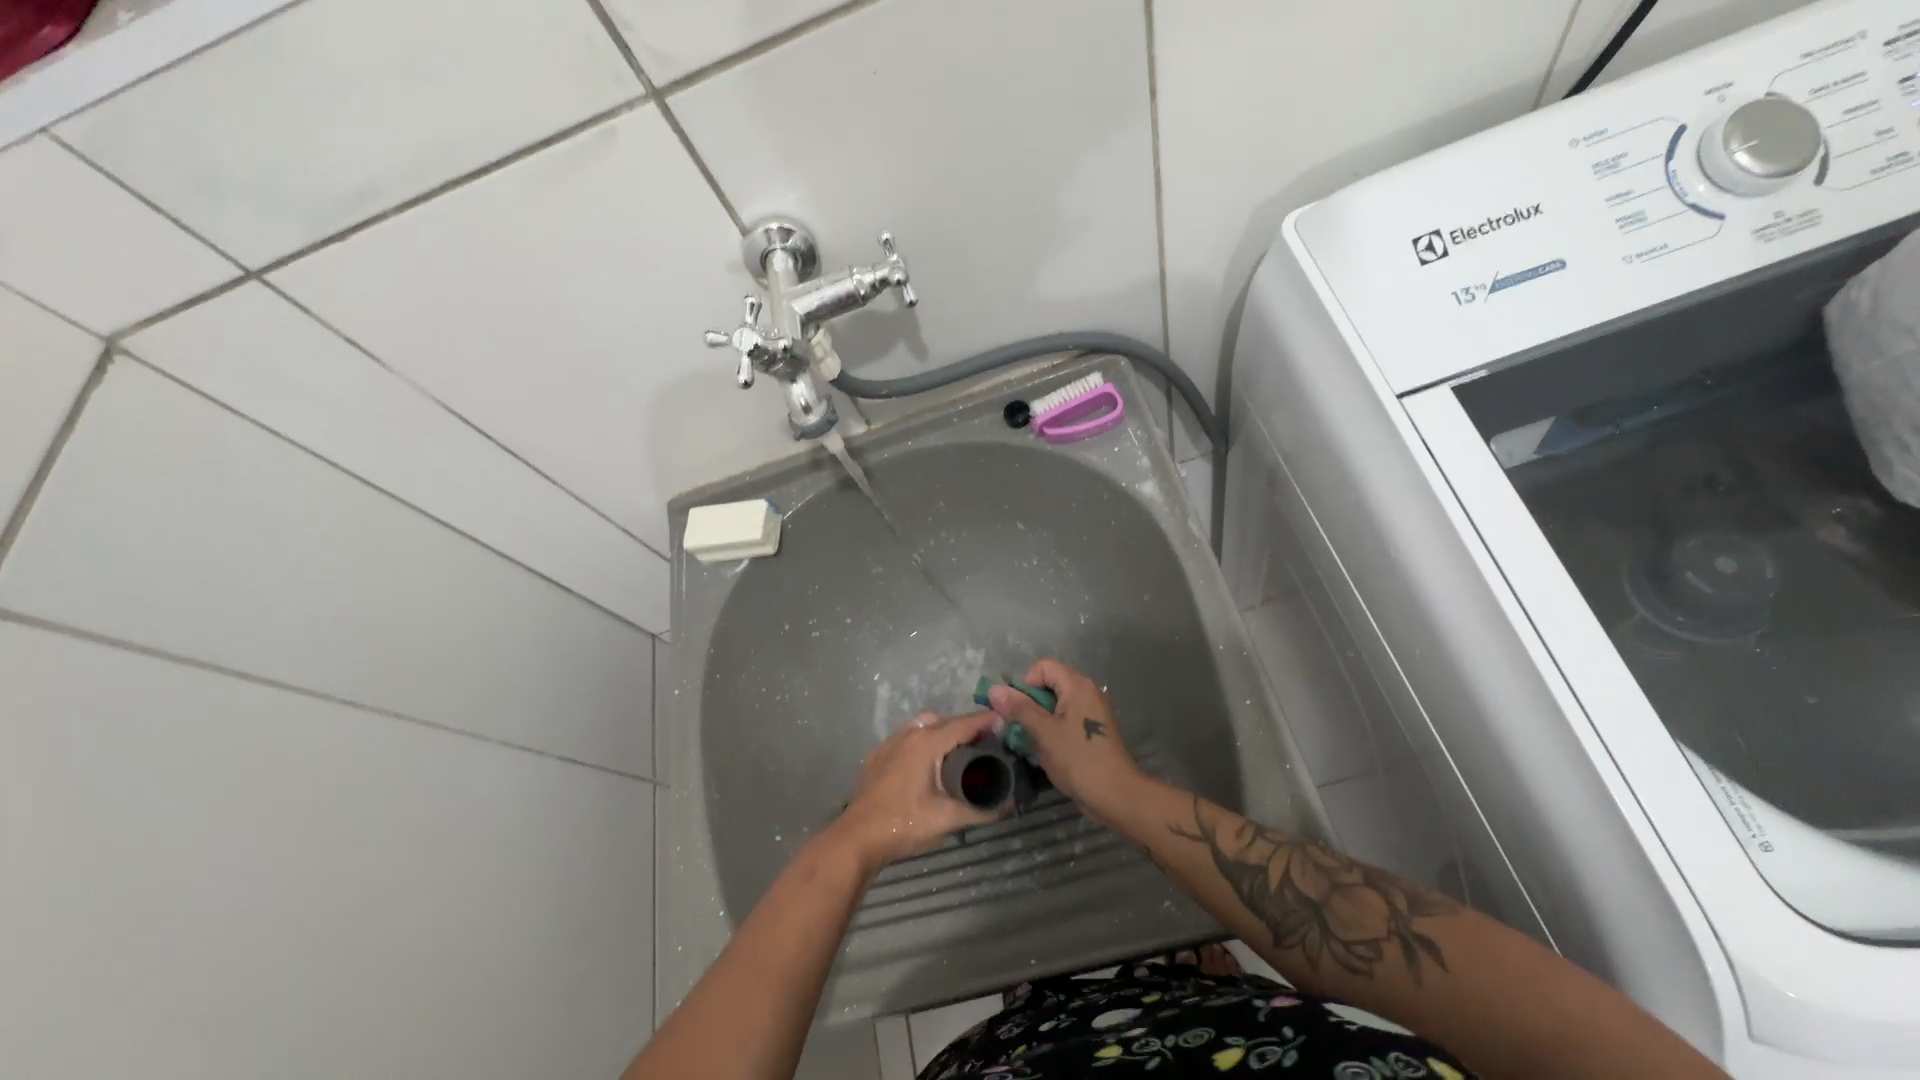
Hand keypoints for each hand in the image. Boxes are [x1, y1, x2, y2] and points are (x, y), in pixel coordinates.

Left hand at [832, 710, 1007, 866]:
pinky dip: (923, 741)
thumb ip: (982, 810)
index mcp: (927, 743)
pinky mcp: (877, 757)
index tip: (1006, 724)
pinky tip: (928, 763)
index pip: (964, 724)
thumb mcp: (948, 819)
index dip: (987, 721)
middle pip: (944, 720)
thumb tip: (1007, 805)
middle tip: (986, 743)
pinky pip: (906, 738)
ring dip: (942, 732)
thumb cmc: (905, 824)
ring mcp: (889, 744)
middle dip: (966, 726)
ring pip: (922, 726)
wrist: (857, 838)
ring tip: (958, 751)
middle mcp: (908, 736)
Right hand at [987, 658, 1146, 824]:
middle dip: (1028, 704)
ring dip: (1038, 720)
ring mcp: (1091, 713)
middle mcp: (1087, 692)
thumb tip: (994, 689)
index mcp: (1078, 685)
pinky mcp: (1091, 731)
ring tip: (1032, 743)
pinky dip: (1051, 730)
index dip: (1025, 683)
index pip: (1043, 666)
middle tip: (1020, 729)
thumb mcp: (1043, 732)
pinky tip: (1046, 751)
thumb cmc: (1078, 759)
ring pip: (1055, 705)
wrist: (1114, 795)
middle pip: (1048, 685)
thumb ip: (1019, 708)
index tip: (1018, 710)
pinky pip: (1065, 720)